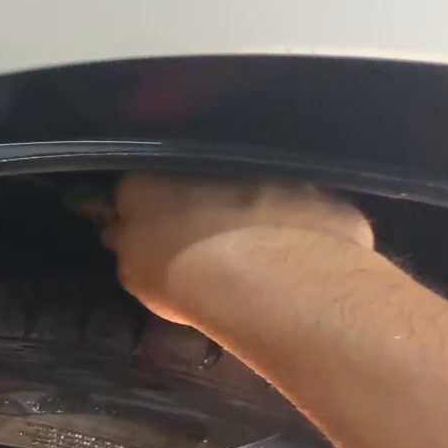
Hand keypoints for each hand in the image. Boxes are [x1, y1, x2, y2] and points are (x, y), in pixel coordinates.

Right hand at [104, 173, 373, 326]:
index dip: (132, 209)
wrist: (272, 282)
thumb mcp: (131, 269)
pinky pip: (298, 208)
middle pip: (194, 183)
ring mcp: (272, 175)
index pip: (131, 188)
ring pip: (247, 191)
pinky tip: (286, 255)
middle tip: (189, 242)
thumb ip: (127, 242)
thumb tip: (123, 230)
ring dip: (241, 211)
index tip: (135, 230)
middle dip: (190, 205)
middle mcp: (211, 165)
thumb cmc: (181, 274)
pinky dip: (290, 225)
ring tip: (243, 251)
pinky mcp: (323, 195)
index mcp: (151, 181)